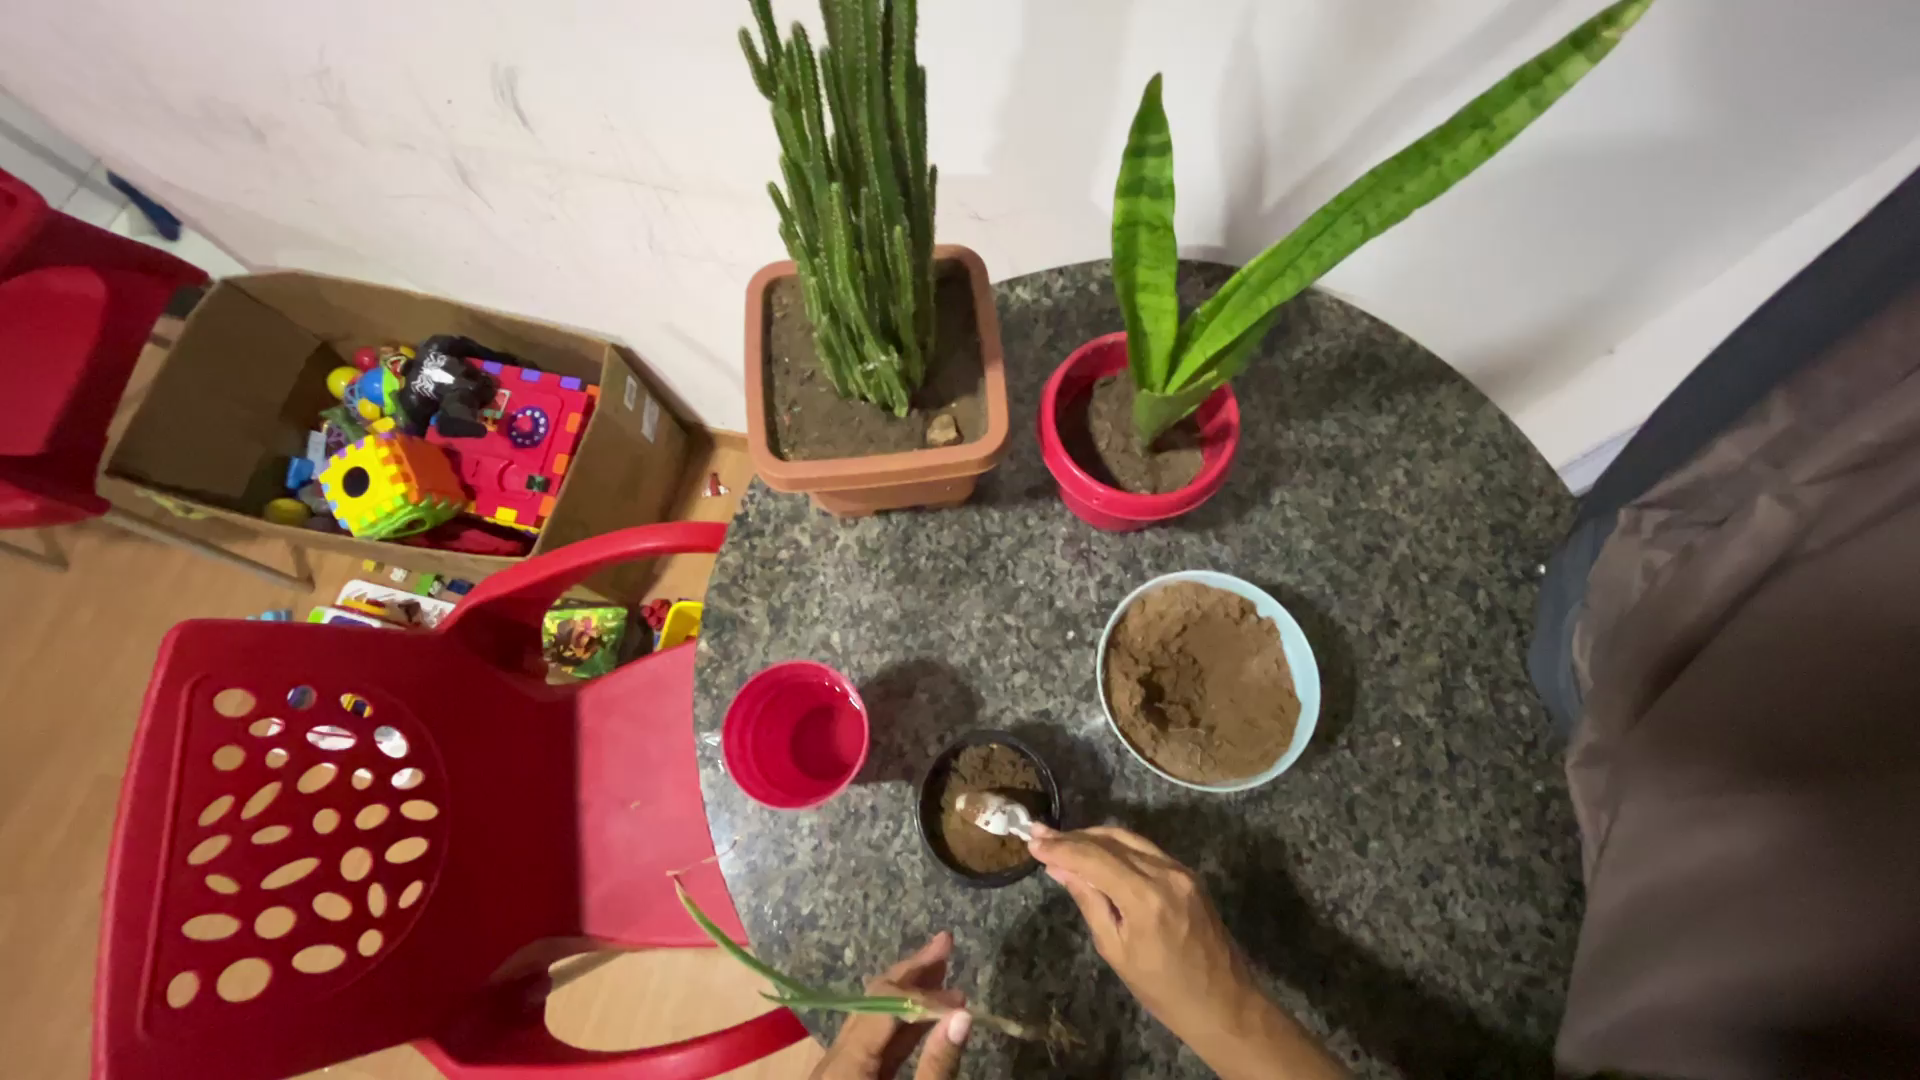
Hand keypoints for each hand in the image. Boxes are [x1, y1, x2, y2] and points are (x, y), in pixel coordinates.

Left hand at [809, 931, 972, 1079]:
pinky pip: (876, 1040)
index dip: (924, 992)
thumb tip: (963, 1016)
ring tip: (942, 968)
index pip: (887, 1005)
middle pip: (876, 999)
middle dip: (913, 971)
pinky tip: (927, 1014)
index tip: (960, 992)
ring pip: (875, 1017)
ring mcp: (839, 1066)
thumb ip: (936, 1065)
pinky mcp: (847, 1076)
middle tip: (946, 942)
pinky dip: (903, 1024)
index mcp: (846, 1062)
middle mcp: (836, 1056)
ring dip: (910, 993)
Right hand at [1025, 824, 1253, 1038]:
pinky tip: (1096, 853)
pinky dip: (1116, 847)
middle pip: (1110, 840)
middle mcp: (1165, 873)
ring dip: (1093, 837)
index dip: (1060, 847)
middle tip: (1040, 835)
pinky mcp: (1187, 873)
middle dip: (1072, 837)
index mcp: (1146, 898)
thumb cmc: (1163, 990)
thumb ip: (1089, 901)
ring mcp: (1180, 869)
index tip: (1032, 841)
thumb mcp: (1116, 951)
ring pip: (1127, 838)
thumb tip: (1058, 868)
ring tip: (1061, 840)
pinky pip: (1144, 849)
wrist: (1224, 1003)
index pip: (1093, 858)